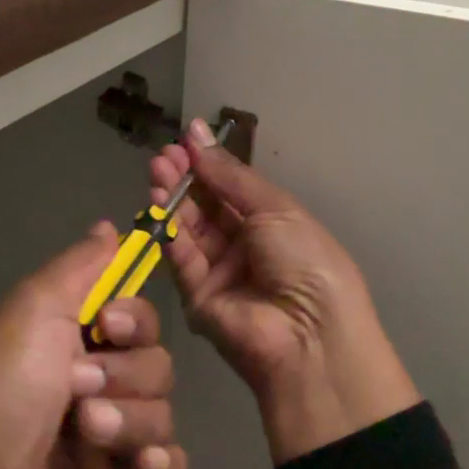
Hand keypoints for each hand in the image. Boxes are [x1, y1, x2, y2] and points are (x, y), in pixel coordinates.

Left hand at [0, 223, 187, 468]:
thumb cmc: (1, 392)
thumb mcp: (32, 311)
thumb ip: (79, 267)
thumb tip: (110, 225)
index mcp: (69, 338)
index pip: (136, 314)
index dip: (133, 317)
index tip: (109, 326)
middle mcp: (93, 380)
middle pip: (157, 360)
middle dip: (126, 374)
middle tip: (78, 389)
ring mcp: (110, 435)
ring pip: (164, 411)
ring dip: (129, 420)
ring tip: (86, 433)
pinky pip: (170, 465)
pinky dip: (158, 465)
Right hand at [152, 118, 422, 464]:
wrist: (311, 337)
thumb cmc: (306, 262)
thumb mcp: (275, 208)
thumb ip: (229, 174)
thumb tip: (195, 131)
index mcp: (272, 224)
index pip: (230, 189)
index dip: (207, 165)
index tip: (183, 140)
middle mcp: (244, 247)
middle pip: (205, 207)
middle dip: (185, 179)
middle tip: (163, 156)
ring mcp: (219, 273)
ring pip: (188, 230)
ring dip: (172, 199)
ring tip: (158, 170)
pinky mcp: (196, 298)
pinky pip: (180, 259)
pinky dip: (168, 231)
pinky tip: (157, 201)